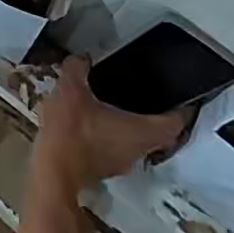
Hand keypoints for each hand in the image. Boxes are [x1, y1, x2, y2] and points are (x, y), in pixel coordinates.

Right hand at [31, 57, 189, 200]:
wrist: (52, 174)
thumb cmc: (71, 132)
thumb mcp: (71, 90)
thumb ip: (77, 69)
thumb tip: (82, 58)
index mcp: (140, 130)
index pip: (175, 123)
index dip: (181, 109)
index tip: (179, 97)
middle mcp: (138, 149)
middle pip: (160, 135)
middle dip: (157, 118)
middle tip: (150, 98)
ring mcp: (122, 164)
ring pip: (140, 145)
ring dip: (135, 129)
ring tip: (121, 108)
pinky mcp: (105, 171)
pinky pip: (120, 151)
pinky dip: (116, 138)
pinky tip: (98, 125)